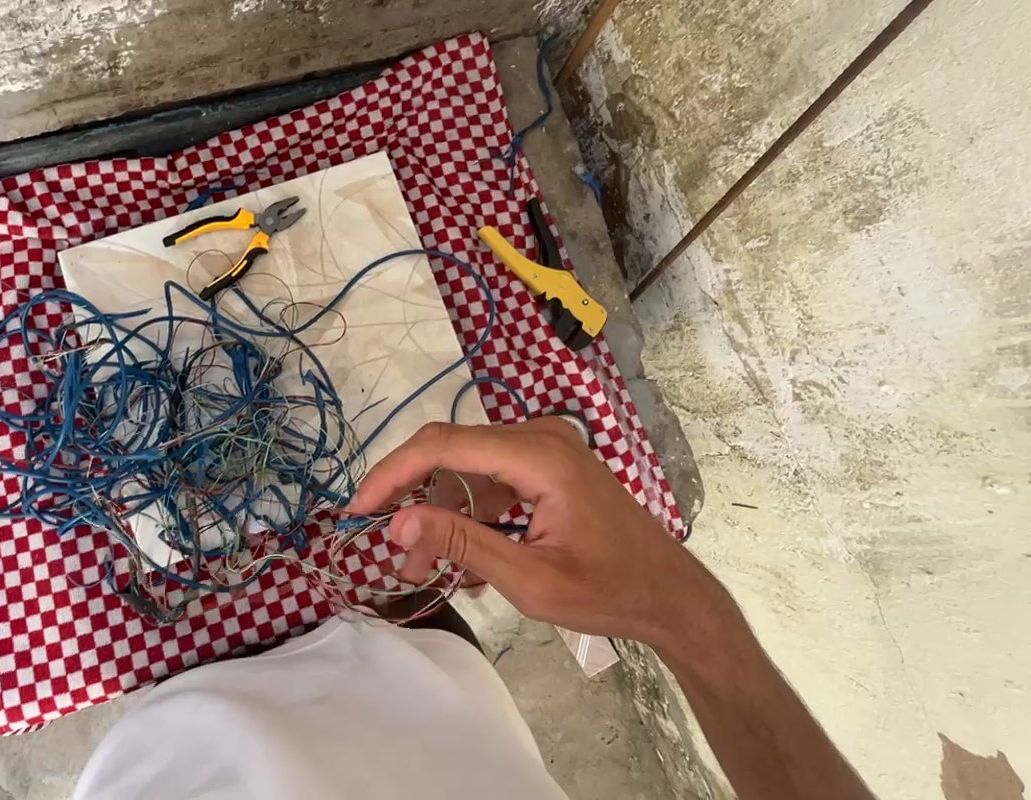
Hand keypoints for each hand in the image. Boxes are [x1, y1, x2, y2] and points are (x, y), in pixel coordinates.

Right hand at [346, 418, 719, 646]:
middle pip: (449, 451)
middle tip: (392, 547)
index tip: (358, 509)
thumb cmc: (609, 591)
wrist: (672, 596)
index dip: (392, 473)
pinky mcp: (545, 462)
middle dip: (413, 498)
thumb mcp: (529, 579)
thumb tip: (398, 523)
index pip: (442, 445)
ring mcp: (543, 445)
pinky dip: (467, 511)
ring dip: (438, 511)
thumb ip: (462, 544)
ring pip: (465, 466)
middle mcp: (537, 435)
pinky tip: (461, 555)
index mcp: (538, 455)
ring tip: (425, 565)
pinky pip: (488, 477)